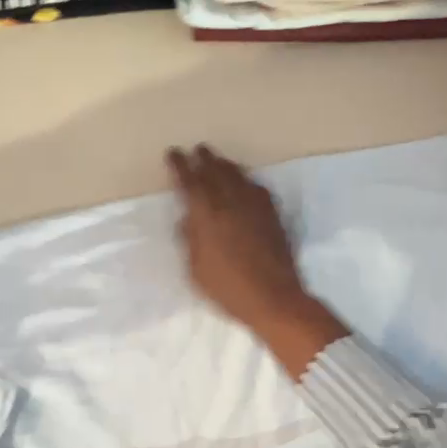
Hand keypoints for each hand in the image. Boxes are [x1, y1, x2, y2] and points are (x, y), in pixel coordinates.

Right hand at [168, 145, 346, 375]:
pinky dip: (245, 180)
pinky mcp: (272, 214)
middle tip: (197, 150)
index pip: (190, 181)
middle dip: (204, 159)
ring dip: (225, 165)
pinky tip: (245, 182)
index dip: (180, 165)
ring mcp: (254, 205)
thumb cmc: (227, 287)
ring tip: (218, 161)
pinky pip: (256, 187)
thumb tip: (187, 219)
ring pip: (237, 175)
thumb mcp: (195, 268)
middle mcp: (230, 202)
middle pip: (215, 171)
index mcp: (206, 213)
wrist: (273, 297)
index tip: (173, 154)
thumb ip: (190, 239)